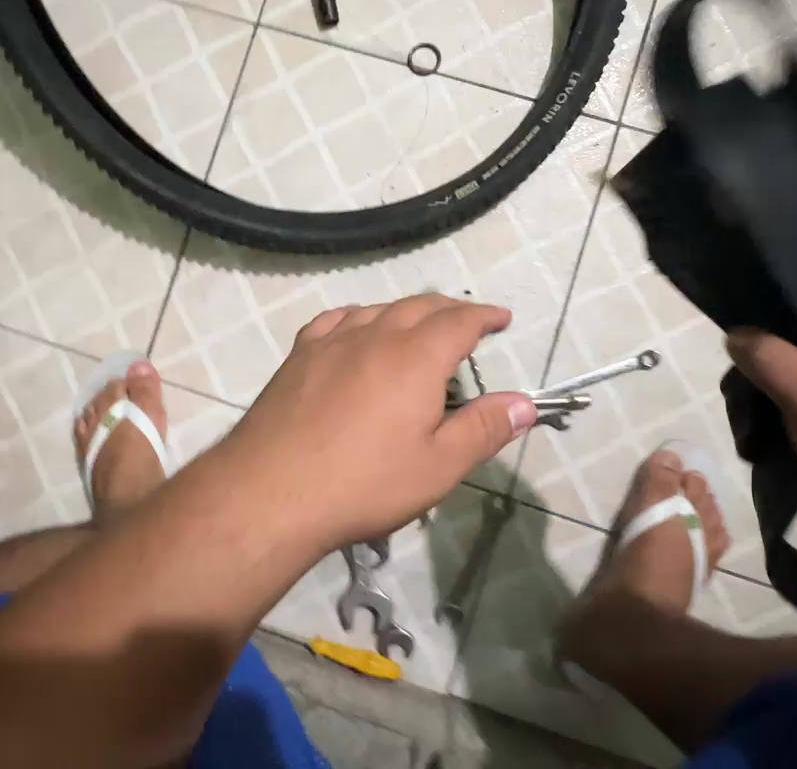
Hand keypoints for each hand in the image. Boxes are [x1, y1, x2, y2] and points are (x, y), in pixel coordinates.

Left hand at [217, 294, 535, 552]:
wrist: (272, 490)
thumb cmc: (363, 483)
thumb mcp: (437, 466)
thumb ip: (484, 429)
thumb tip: (525, 403)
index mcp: (416, 357)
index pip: (460, 321)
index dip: (485, 316)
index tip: (502, 319)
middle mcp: (375, 335)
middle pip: (421, 306)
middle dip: (450, 310)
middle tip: (469, 323)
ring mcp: (332, 341)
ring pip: (379, 309)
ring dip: (407, 311)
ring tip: (419, 326)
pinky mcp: (299, 355)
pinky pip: (336, 320)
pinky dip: (360, 317)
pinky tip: (358, 330)